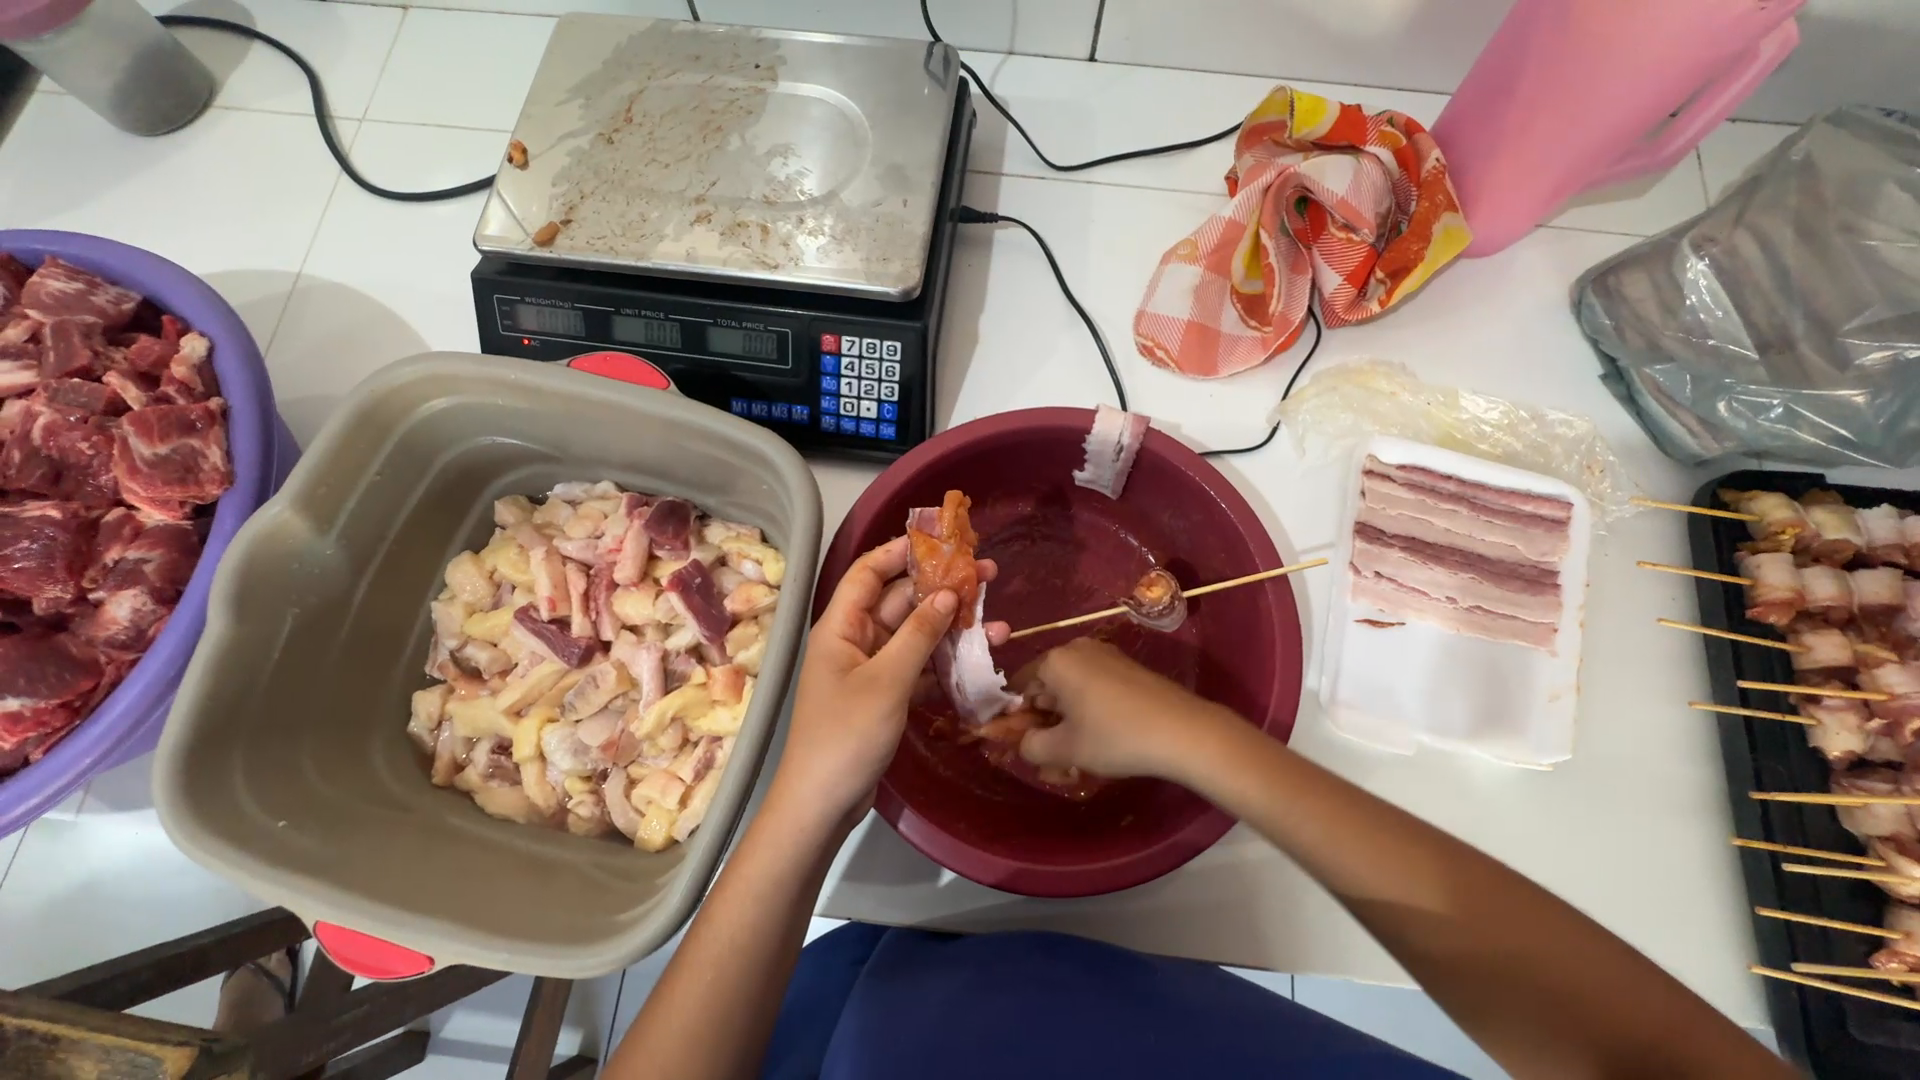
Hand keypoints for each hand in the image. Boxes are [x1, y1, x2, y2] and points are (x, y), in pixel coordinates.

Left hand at [771, 535, 1006, 833]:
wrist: (823, 803)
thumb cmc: (847, 734)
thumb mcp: (886, 681)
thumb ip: (919, 634)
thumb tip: (947, 593)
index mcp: (841, 627)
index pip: (869, 573)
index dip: (902, 551)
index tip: (943, 540)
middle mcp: (855, 640)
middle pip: (900, 601)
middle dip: (942, 588)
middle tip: (988, 574)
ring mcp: (872, 669)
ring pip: (916, 635)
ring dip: (953, 628)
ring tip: (998, 619)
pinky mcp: (886, 695)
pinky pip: (920, 666)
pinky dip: (947, 662)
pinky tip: (981, 658)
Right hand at [1014, 637, 1239, 782]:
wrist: (1184, 731)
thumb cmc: (1115, 736)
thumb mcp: (1065, 749)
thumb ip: (1031, 745)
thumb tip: (1024, 742)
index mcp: (1055, 660)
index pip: (1018, 687)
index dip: (1015, 718)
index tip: (1021, 745)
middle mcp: (1077, 649)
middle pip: (1046, 687)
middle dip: (1043, 723)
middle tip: (1049, 759)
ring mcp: (1106, 656)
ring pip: (1071, 691)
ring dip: (1067, 722)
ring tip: (1074, 758)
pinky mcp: (1128, 668)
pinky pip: (1094, 689)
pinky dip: (1089, 712)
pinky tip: (1100, 741)